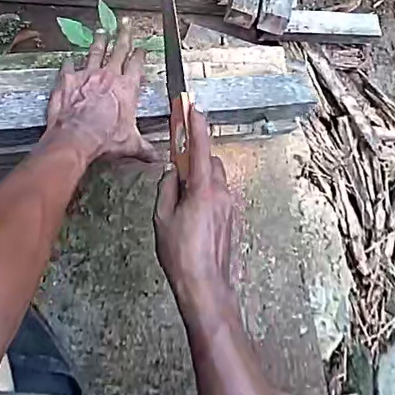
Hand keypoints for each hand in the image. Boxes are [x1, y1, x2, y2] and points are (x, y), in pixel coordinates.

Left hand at [46, 17, 152, 164]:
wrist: (76, 138)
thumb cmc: (105, 140)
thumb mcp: (130, 144)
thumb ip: (144, 147)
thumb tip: (155, 157)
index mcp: (127, 88)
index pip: (136, 65)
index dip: (139, 55)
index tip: (141, 49)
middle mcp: (109, 76)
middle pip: (118, 49)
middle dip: (123, 35)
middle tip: (126, 24)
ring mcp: (87, 75)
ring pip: (95, 52)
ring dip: (99, 41)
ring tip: (102, 30)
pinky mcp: (68, 80)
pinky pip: (69, 67)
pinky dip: (70, 63)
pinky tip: (69, 59)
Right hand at [154, 103, 235, 317]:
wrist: (206, 287)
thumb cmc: (182, 255)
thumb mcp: (162, 219)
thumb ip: (167, 189)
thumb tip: (172, 173)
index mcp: (203, 189)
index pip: (202, 147)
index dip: (197, 125)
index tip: (194, 108)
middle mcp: (222, 194)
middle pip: (212, 163)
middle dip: (196, 162)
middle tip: (177, 174)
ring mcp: (230, 207)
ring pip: (217, 181)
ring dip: (202, 181)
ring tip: (182, 203)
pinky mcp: (233, 219)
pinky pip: (220, 198)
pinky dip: (207, 197)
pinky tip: (193, 219)